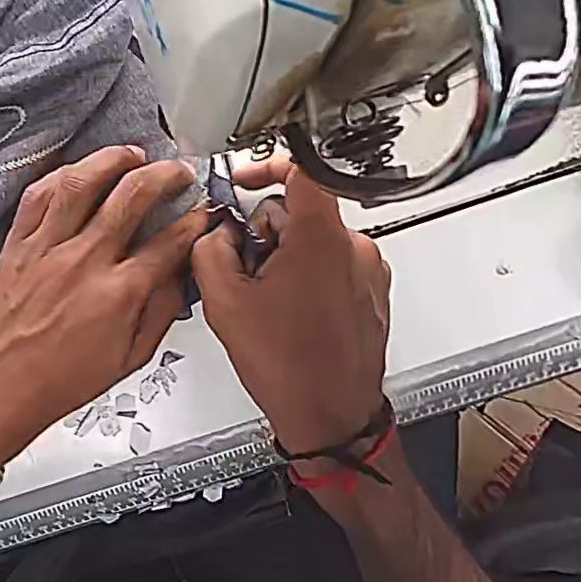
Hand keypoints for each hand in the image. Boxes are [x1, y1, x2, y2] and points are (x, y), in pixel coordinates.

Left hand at [0, 146, 207, 474]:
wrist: (2, 385)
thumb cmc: (61, 378)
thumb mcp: (131, 356)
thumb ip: (163, 310)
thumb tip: (182, 273)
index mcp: (118, 294)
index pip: (171, 241)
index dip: (196, 220)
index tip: (202, 213)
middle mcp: (83, 263)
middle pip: (133, 195)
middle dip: (165, 174)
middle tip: (176, 172)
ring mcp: (47, 249)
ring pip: (82, 182)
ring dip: (113, 159)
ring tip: (132, 155)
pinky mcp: (19, 244)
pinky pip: (38, 195)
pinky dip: (62, 174)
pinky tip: (80, 170)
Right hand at [191, 152, 390, 455]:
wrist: (330, 415)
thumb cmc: (291, 369)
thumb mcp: (225, 303)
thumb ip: (209, 250)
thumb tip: (214, 233)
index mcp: (321, 239)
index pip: (302, 169)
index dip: (267, 166)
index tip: (248, 180)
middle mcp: (353, 248)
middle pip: (300, 212)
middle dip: (266, 233)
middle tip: (246, 270)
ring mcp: (367, 271)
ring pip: (315, 240)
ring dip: (285, 257)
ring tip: (269, 301)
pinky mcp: (371, 292)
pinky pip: (333, 264)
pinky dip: (307, 276)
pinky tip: (289, 312)